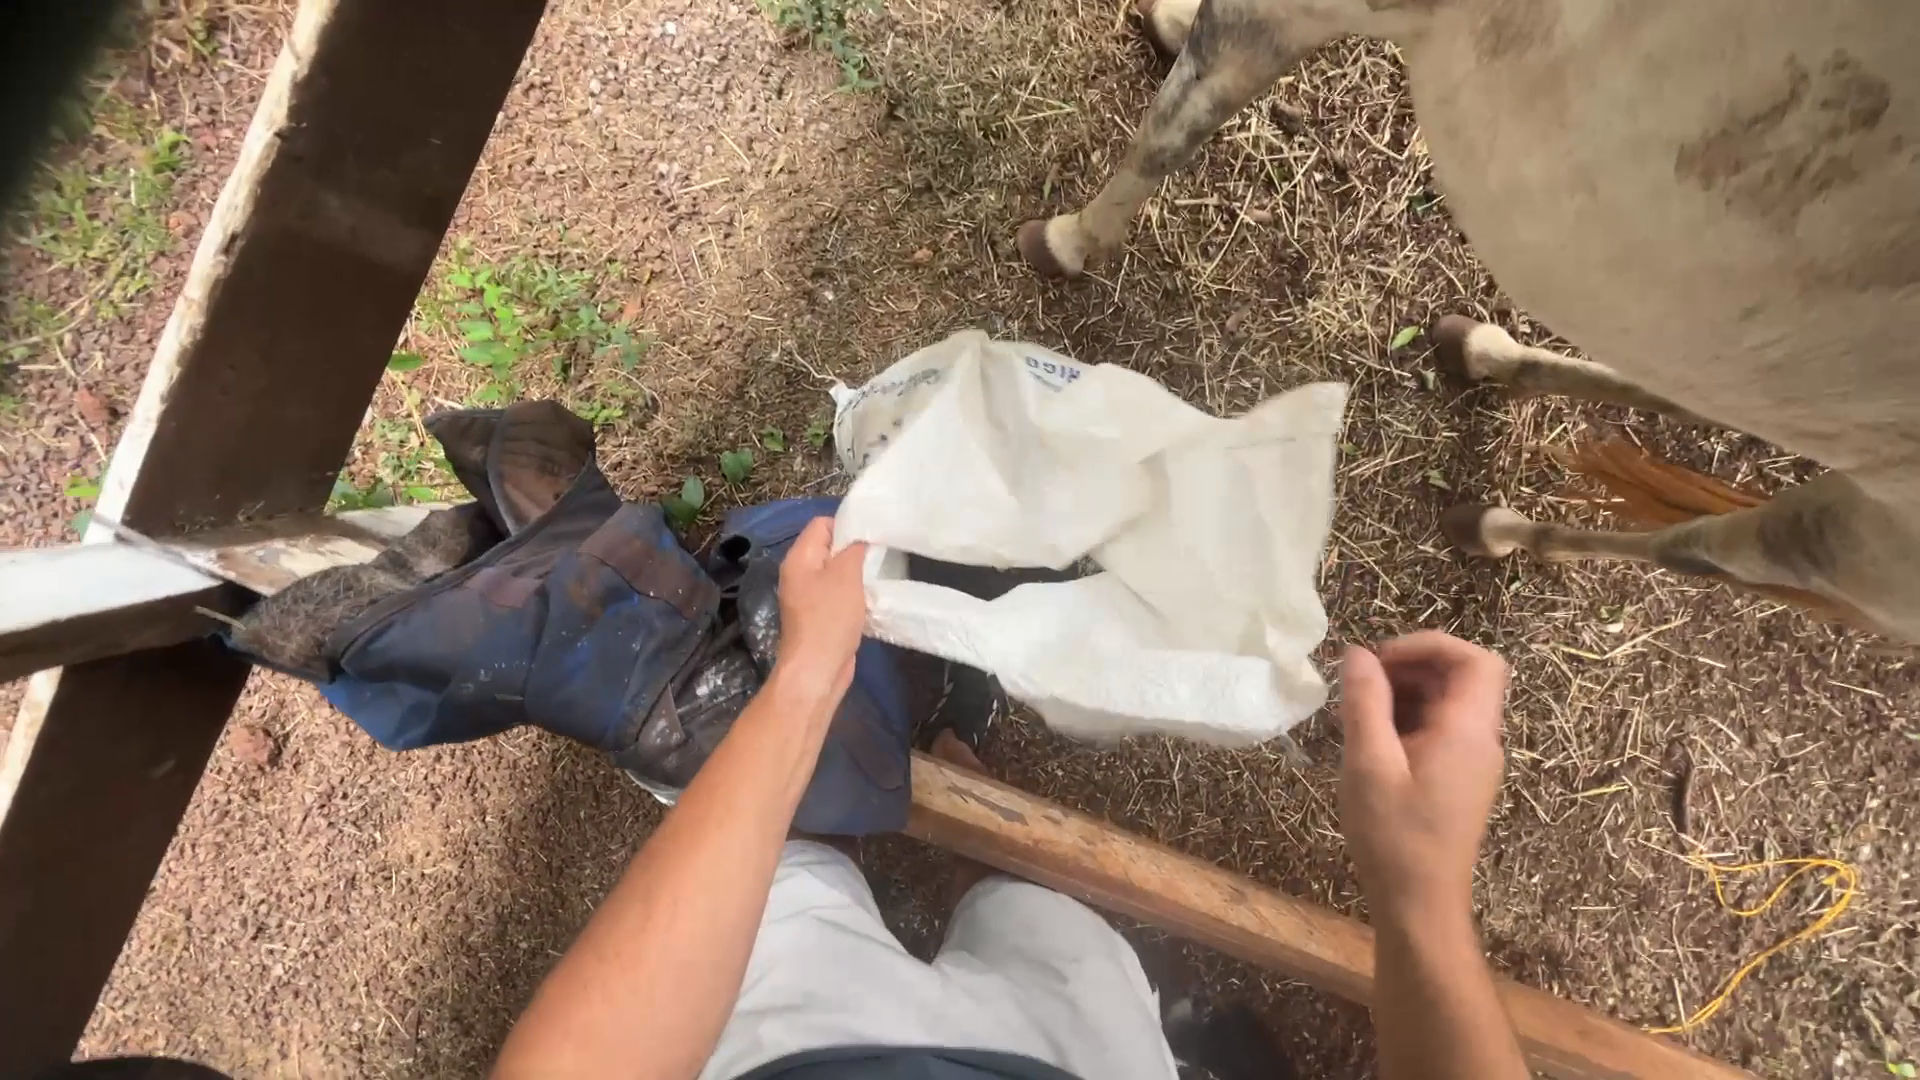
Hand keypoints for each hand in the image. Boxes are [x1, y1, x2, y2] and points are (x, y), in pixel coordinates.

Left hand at [771, 517, 868, 702]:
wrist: (817, 669)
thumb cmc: (830, 618)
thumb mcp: (846, 575)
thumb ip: (853, 549)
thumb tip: (859, 539)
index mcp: (799, 558)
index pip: (821, 524)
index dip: (846, 525)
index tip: (872, 534)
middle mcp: (799, 574)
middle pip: (829, 548)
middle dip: (854, 549)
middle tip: (879, 554)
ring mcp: (808, 596)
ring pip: (836, 572)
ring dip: (856, 573)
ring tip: (877, 575)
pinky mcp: (820, 615)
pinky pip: (838, 594)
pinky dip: (854, 593)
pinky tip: (870, 598)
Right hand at [1338, 631, 1507, 925]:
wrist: (1418, 903)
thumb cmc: (1394, 834)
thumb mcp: (1368, 762)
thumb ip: (1364, 702)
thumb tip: (1357, 653)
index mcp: (1467, 732)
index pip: (1476, 661)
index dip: (1429, 645)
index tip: (1380, 659)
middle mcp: (1478, 740)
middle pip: (1458, 676)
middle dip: (1406, 667)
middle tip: (1357, 684)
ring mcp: (1469, 759)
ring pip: (1443, 700)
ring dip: (1399, 692)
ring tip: (1354, 713)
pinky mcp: (1454, 775)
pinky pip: (1434, 725)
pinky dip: (1401, 717)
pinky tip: (1367, 738)